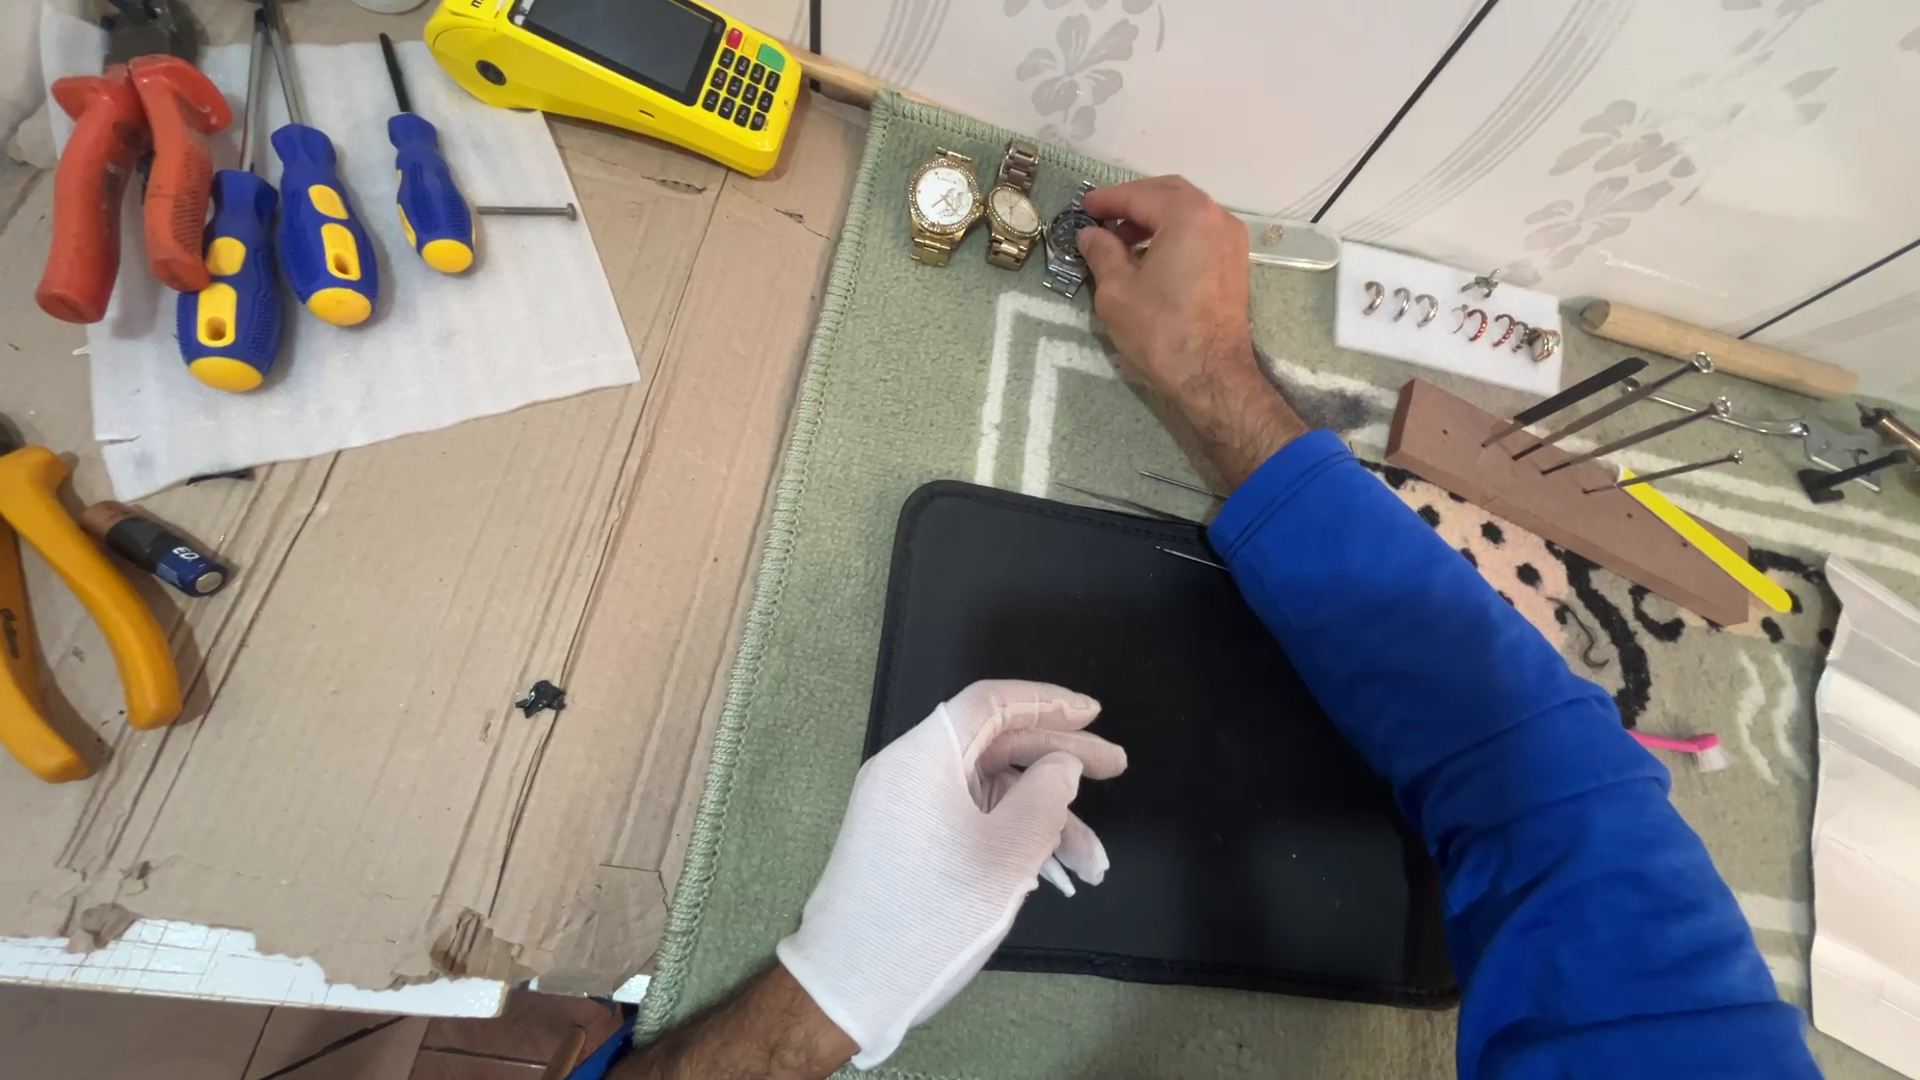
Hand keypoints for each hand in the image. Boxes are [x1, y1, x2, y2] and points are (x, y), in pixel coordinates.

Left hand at [776, 680, 1125, 1067]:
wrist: (847, 992)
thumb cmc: (930, 916)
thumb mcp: (1005, 856)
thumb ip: (1045, 797)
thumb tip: (1061, 765)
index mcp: (924, 754)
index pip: (990, 702)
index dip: (1046, 700)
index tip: (1092, 713)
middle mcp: (913, 768)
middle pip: (996, 744)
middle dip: (1059, 758)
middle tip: (1117, 766)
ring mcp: (910, 805)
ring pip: (990, 790)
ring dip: (1044, 817)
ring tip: (1094, 864)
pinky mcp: (912, 838)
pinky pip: (971, 818)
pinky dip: (1011, 837)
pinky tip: (1055, 872)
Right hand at [1078, 176, 1307, 486]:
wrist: (1209, 375)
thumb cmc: (1159, 331)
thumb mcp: (1117, 291)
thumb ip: (1102, 253)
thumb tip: (1090, 235)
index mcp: (1187, 215)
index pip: (1140, 195)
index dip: (1107, 199)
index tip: (1083, 208)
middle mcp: (1217, 217)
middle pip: (1168, 194)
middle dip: (1133, 202)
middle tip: (1102, 218)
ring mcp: (1231, 240)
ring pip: (1187, 213)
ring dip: (1153, 219)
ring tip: (1121, 241)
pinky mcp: (1234, 264)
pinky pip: (1199, 234)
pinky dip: (1172, 235)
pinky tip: (1150, 257)